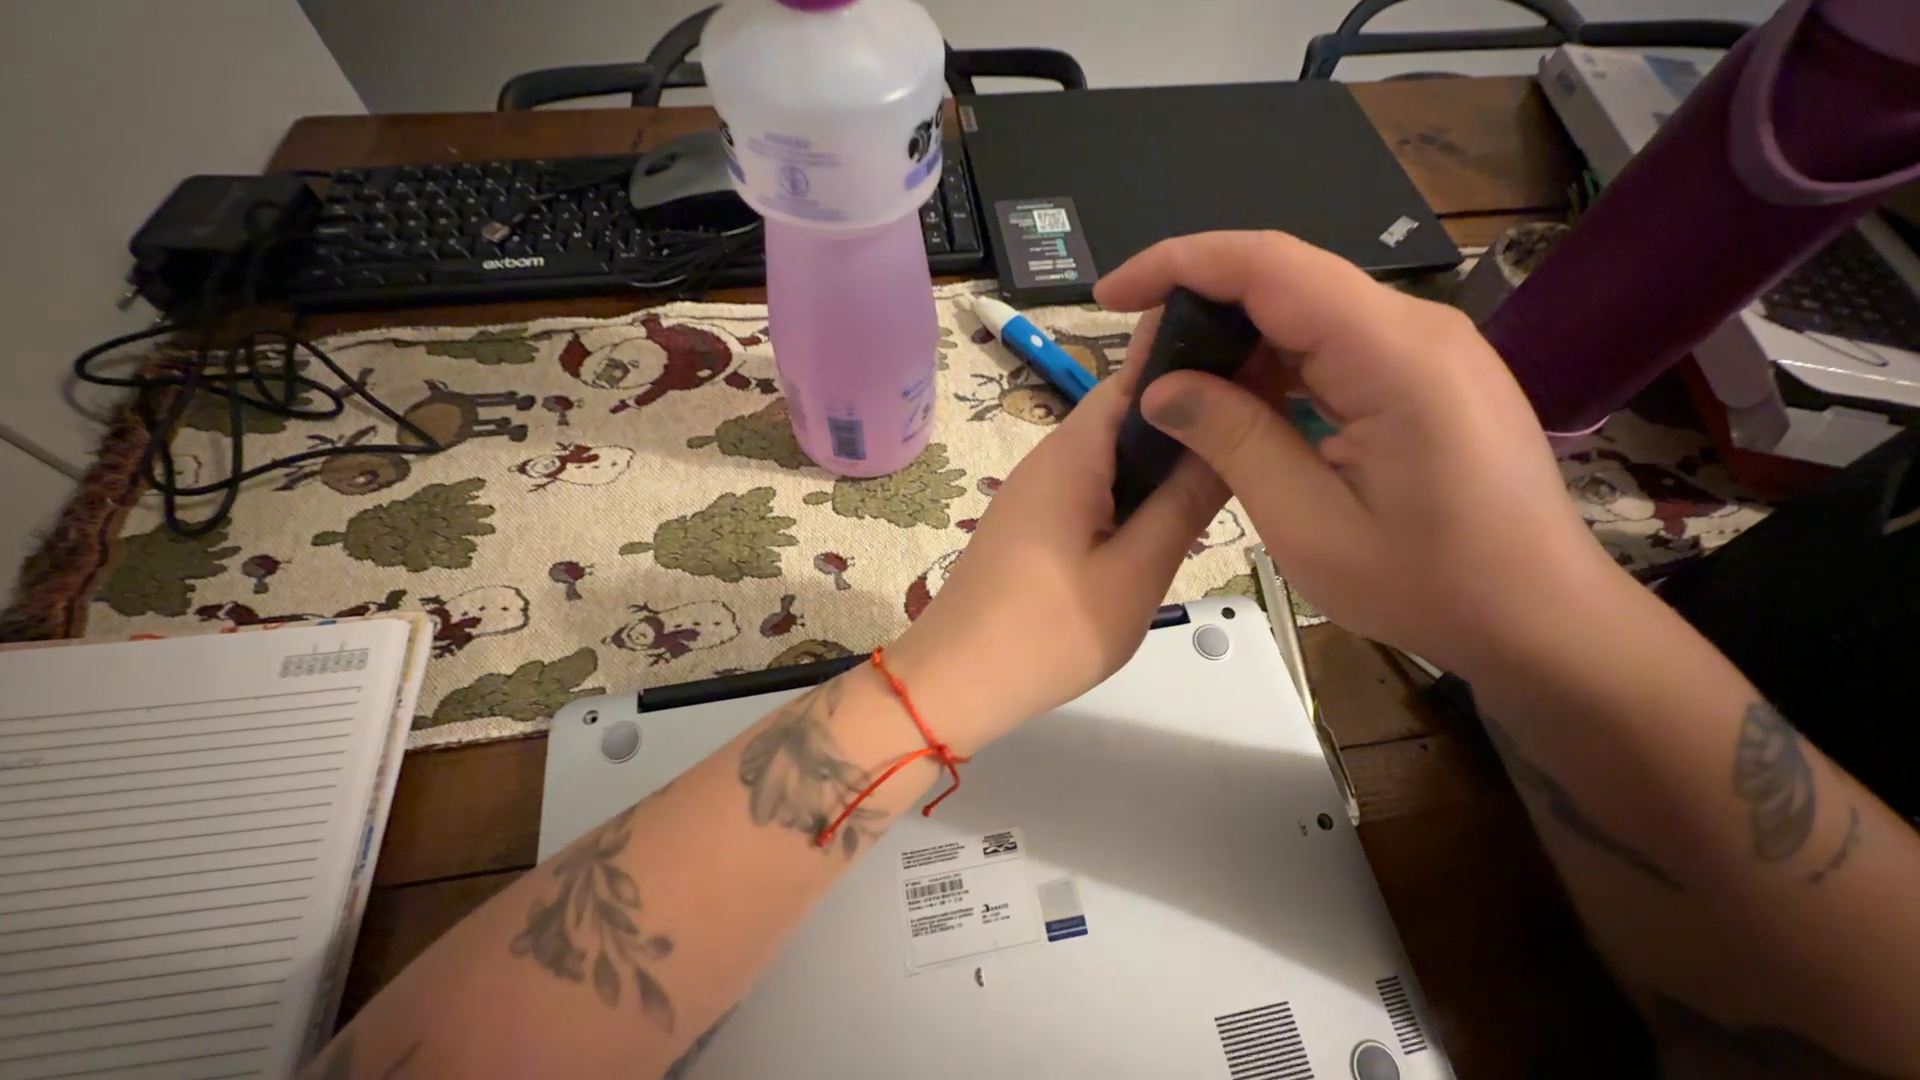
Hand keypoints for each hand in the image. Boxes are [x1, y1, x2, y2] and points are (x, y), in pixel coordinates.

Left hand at [886, 341, 1228, 753]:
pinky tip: (1167, 518)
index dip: (1192, 365)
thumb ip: (1184, 504)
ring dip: (1162, 460)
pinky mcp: (1034, 521)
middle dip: (1188, 418)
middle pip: (1127, 413)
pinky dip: (1132, 492)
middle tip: (1257, 434)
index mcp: (1072, 453)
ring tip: (1227, 472)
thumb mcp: (1134, 573)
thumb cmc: (1047, 633)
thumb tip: (1229, 439)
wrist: (955, 683)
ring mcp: (1037, 490)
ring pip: (1112, 454)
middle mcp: (1050, 458)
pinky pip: (1093, 487)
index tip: (1255, 369)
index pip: (1135, 375)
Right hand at [1095, 231, 1626, 675]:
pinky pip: (1330, 346)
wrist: (1539, 618)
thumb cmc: (1430, 585)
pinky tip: (1236, 407)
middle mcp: (1414, 328)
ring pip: (1303, 312)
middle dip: (1197, 307)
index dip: (1179, 264)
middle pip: (1284, 280)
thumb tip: (1161, 388)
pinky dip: (1270, 367)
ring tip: (1175, 393)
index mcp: (1393, 354)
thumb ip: (1233, 441)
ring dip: (1232, 342)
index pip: (1268, 266)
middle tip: (1138, 369)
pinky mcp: (1423, 373)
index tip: (1110, 294)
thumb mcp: (1309, 525)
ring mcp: (1425, 348)